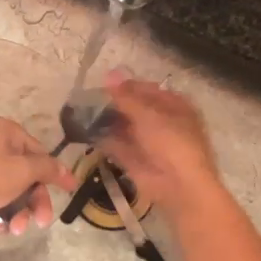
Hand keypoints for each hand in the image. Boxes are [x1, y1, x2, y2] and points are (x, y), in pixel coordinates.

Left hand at [0, 116, 74, 234]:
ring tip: (12, 230)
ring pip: (6, 190)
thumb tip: (64, 169)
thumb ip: (46, 169)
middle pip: (23, 174)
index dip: (54, 174)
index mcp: (3, 131)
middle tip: (39, 223)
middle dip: (32, 201)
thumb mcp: (20, 172)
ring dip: (15, 212)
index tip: (69, 192)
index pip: (38, 151)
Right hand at [96, 69, 224, 218]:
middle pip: (134, 108)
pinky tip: (85, 131)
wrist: (179, 186)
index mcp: (174, 105)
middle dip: (113, 104)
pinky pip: (117, 145)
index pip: (147, 89)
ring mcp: (148, 142)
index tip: (103, 84)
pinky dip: (103, 139)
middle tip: (87, 98)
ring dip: (106, 120)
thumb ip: (126, 97)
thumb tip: (109, 74)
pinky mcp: (135, 160)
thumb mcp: (148, 114)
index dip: (126, 86)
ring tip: (81, 112)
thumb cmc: (171, 142)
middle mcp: (162, 121)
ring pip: (124, 126)